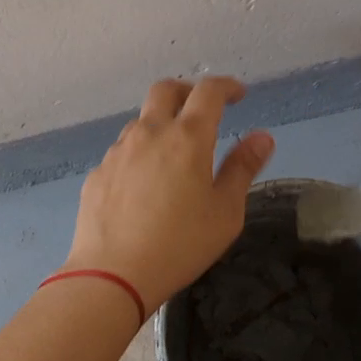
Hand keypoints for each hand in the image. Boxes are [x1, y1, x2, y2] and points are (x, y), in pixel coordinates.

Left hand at [62, 77, 275, 312]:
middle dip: (188, 90)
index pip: (209, 91)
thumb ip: (243, 168)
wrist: (111, 275)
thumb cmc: (180, 244)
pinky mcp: (98, 172)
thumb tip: (263, 136)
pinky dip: (140, 154)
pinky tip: (145, 186)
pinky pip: (123, 151)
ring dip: (161, 124)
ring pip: (141, 120)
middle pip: (166, 89)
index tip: (238, 95)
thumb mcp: (225, 212)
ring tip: (174, 154)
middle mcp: (150, 133)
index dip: (226, 86)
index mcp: (188, 137)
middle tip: (202, 109)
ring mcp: (119, 151)